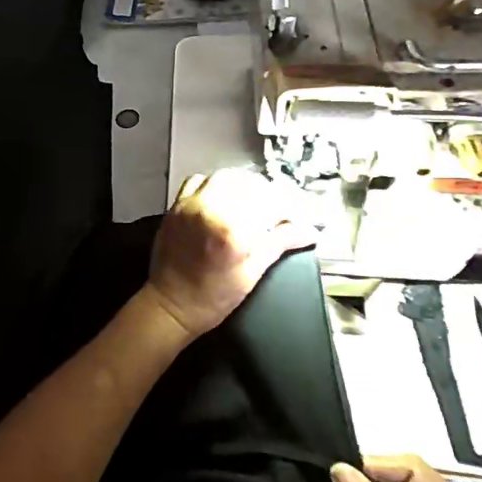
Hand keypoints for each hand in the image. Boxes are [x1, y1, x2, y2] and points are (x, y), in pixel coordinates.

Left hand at [140, 169, 315, 338]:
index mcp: (232, 228)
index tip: (292, 218)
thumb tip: (309, 231)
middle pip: (248, 183)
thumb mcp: (253, 273)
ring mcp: (189, 204)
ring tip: (250, 204)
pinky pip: (197, 180)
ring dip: (242, 185)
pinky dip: (213, 184)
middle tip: (273, 211)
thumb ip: (279, 243)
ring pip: (224, 177)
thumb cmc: (214, 297)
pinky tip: (221, 200)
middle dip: (266, 194)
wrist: (171, 304)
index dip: (287, 207)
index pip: (269, 201)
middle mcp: (209, 208)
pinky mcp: (175, 205)